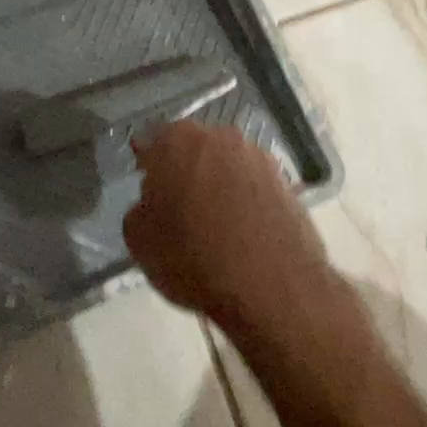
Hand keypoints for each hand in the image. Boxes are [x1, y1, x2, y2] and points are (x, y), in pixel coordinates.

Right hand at [123, 120, 336, 329]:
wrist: (272, 289)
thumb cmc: (193, 258)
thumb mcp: (139, 240)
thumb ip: (140, 209)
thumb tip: (154, 203)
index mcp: (177, 141)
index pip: (152, 142)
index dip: (147, 165)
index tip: (147, 189)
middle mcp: (220, 137)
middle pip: (193, 150)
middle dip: (185, 172)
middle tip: (178, 209)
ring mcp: (259, 158)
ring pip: (227, 166)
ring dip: (218, 185)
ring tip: (215, 226)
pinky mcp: (287, 183)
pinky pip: (254, 187)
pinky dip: (246, 203)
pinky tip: (243, 236)